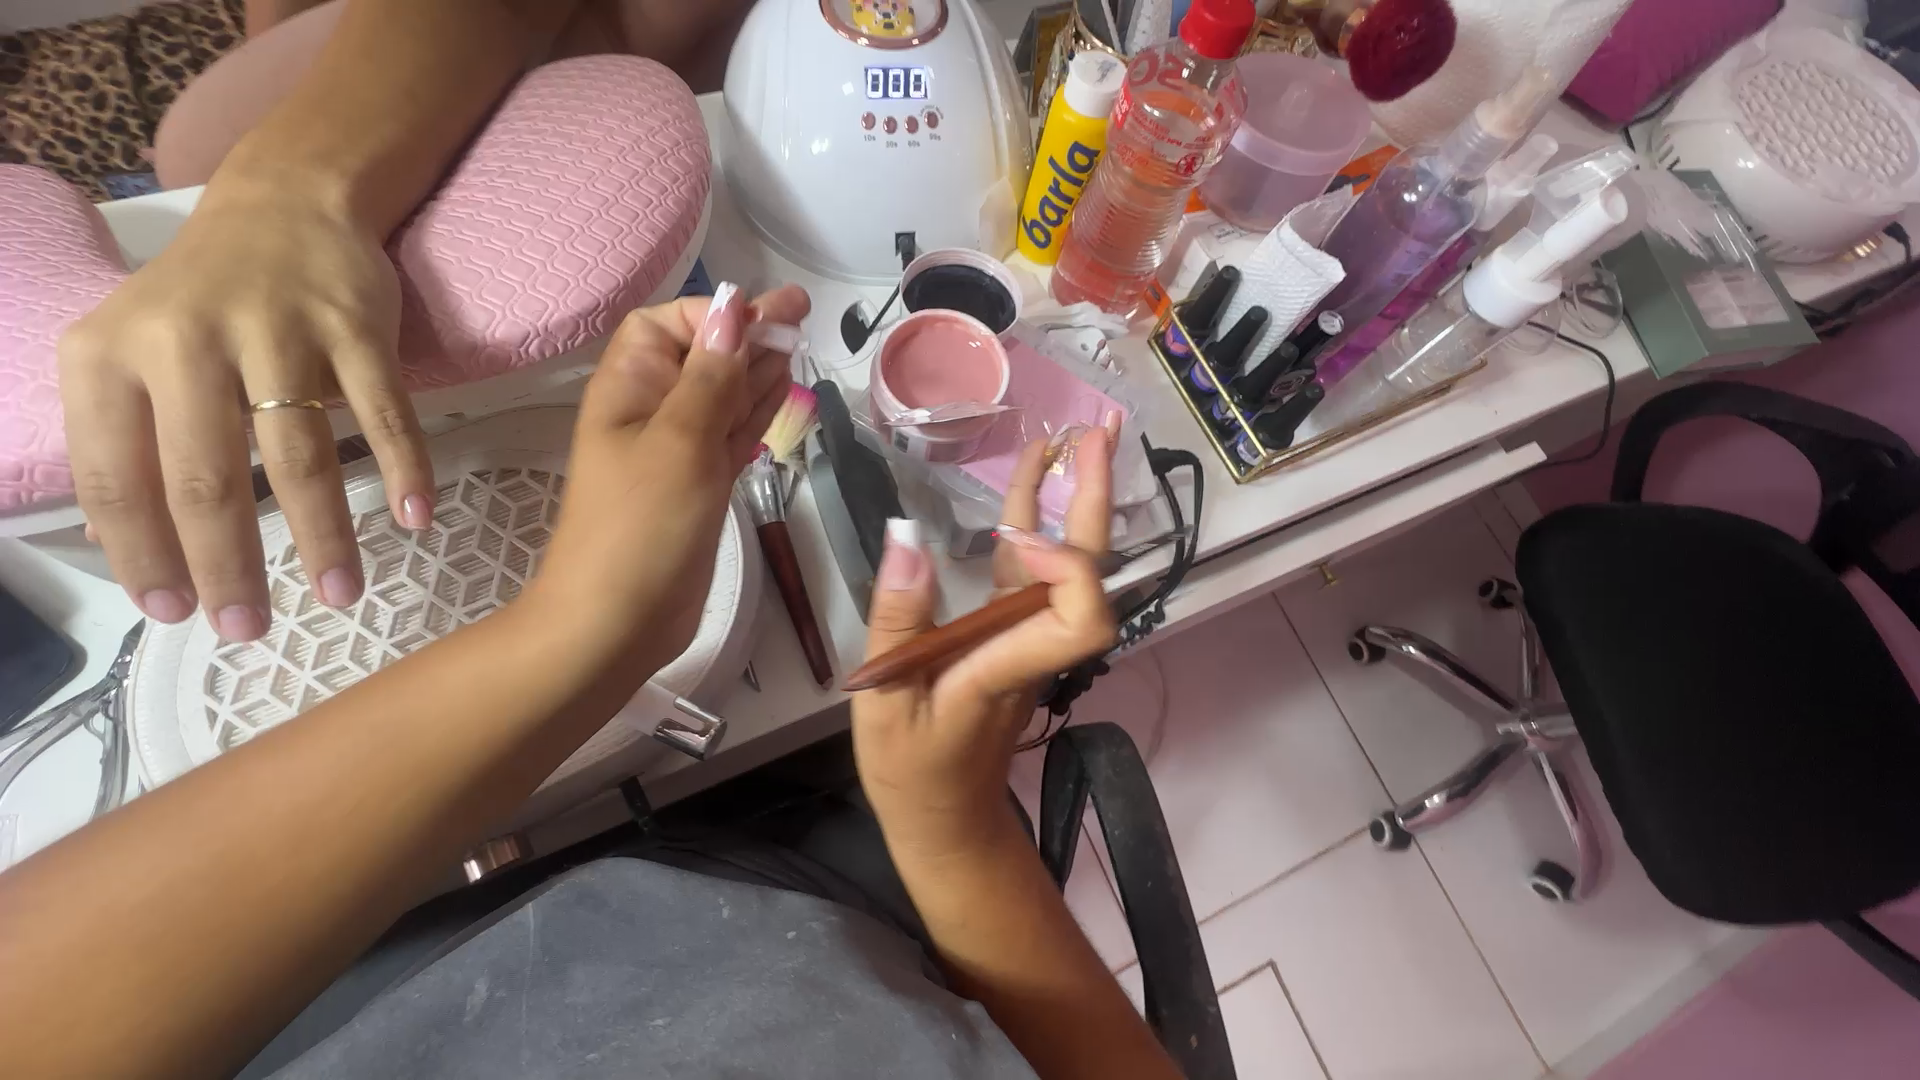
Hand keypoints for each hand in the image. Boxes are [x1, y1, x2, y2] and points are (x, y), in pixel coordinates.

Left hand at [59, 181, 429, 641]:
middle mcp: (186, 345)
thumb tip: (139, 537)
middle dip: (230, 564)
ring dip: (324, 536)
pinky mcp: (358, 333)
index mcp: (110, 355)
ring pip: (300, 455)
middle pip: (208, 477)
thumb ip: (134, 432)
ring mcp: (280, 336)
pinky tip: (417, 519)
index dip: (141, 551)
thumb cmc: (211, 296)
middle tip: (250, 628)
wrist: (287, 209)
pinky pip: (385, 414)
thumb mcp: (139, 350)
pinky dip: (404, 469)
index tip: (175, 613)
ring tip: (342, 595)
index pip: (115, 473)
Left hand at [530, 283, 807, 674]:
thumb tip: (734, 309)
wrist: (619, 618)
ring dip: (759, 371)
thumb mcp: (680, 439)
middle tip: (801, 315)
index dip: (716, 317)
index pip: (671, 325)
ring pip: (725, 396)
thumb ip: (712, 375)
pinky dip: (757, 413)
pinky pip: (733, 435)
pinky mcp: (702, 484)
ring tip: (798, 347)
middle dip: (749, 335)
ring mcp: (680, 450)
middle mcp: (655, 411)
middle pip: (704, 356)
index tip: (764, 322)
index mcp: (631, 387)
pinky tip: (783, 392)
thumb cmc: (642, 524)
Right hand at [852, 425, 1118, 855]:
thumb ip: (898, 618)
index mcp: (1006, 669)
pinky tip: (1030, 488)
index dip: (1070, 570)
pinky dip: (1034, 527)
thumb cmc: (912, 770)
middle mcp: (1033, 648)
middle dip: (1096, 499)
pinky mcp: (1013, 636)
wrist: (947, 817)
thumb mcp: (885, 701)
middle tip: (1100, 433)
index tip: (1020, 536)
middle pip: (1089, 573)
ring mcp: (1028, 640)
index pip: (1077, 619)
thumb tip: (905, 534)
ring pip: (1066, 566)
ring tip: (1072, 439)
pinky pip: (1034, 575)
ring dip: (1073, 500)